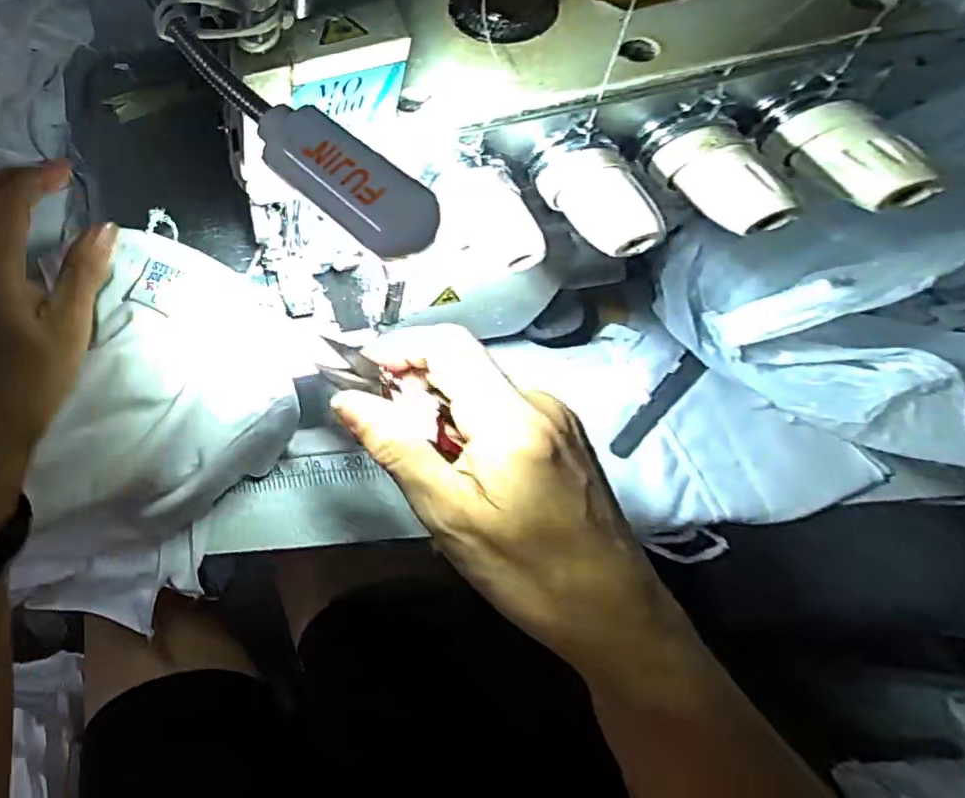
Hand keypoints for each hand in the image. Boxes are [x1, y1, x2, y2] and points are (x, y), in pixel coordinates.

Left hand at [0, 161, 117, 533]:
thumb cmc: (33, 383)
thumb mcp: (69, 328)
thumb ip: (84, 271)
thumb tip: (104, 226)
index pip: (6, 205)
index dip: (36, 178)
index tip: (67, 171)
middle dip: (9, 177)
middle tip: (49, 178)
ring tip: (38, 195)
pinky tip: (20, 232)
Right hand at [329, 325, 690, 679]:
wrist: (618, 620)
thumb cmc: (529, 574)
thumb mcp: (447, 513)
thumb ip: (394, 447)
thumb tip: (346, 401)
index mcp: (511, 419)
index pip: (445, 345)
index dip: (396, 349)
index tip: (362, 377)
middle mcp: (538, 402)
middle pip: (459, 360)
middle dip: (411, 383)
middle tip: (385, 427)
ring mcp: (554, 416)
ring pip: (475, 382)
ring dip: (435, 404)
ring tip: (424, 457)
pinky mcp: (560, 432)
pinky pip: (497, 403)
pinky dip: (462, 419)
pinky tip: (458, 463)